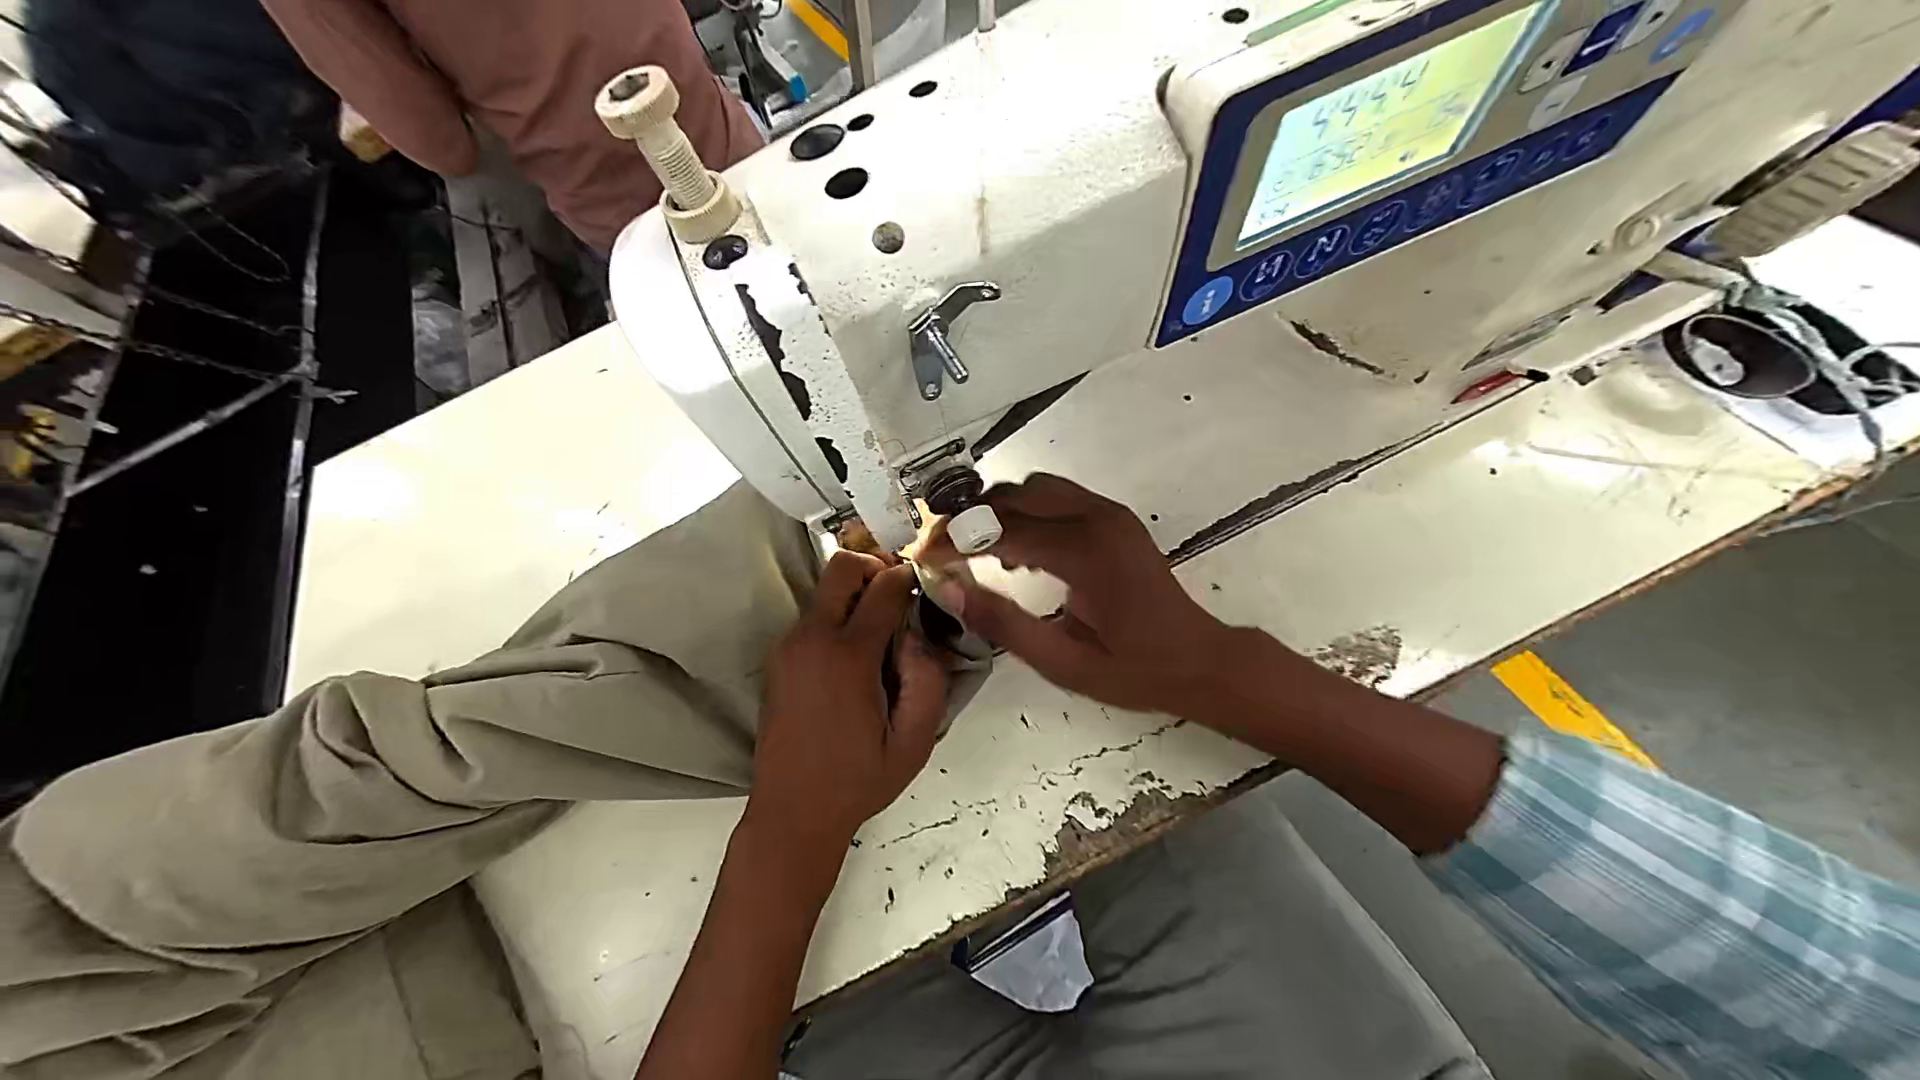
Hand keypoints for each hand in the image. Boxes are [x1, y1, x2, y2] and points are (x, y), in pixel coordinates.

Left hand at [748, 552, 948, 858]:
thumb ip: (929, 680)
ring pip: (825, 590)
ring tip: (884, 630)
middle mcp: (812, 640)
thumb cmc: (857, 781)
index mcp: (849, 657)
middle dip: (876, 567)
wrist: (791, 813)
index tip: (927, 586)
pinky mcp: (778, 660)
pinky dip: (838, 617)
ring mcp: (789, 647)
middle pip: (842, 566)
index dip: (910, 577)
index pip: (884, 587)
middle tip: (901, 593)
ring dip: (856, 594)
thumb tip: (921, 635)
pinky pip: (813, 618)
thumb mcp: (914, 741)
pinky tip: (856, 655)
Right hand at [925, 474, 1245, 719]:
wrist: (1200, 658)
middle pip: (1014, 496)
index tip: (924, 559)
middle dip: (970, 520)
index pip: (1001, 530)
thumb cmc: (1134, 668)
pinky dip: (1026, 512)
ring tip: (978, 552)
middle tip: (943, 553)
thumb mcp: (1062, 661)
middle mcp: (1097, 518)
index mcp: (1085, 552)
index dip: (955, 542)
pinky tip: (1019, 551)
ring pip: (1034, 488)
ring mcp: (1109, 513)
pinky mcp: (1114, 518)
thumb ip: (1003, 624)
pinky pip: (1057, 498)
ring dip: (999, 512)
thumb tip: (950, 592)